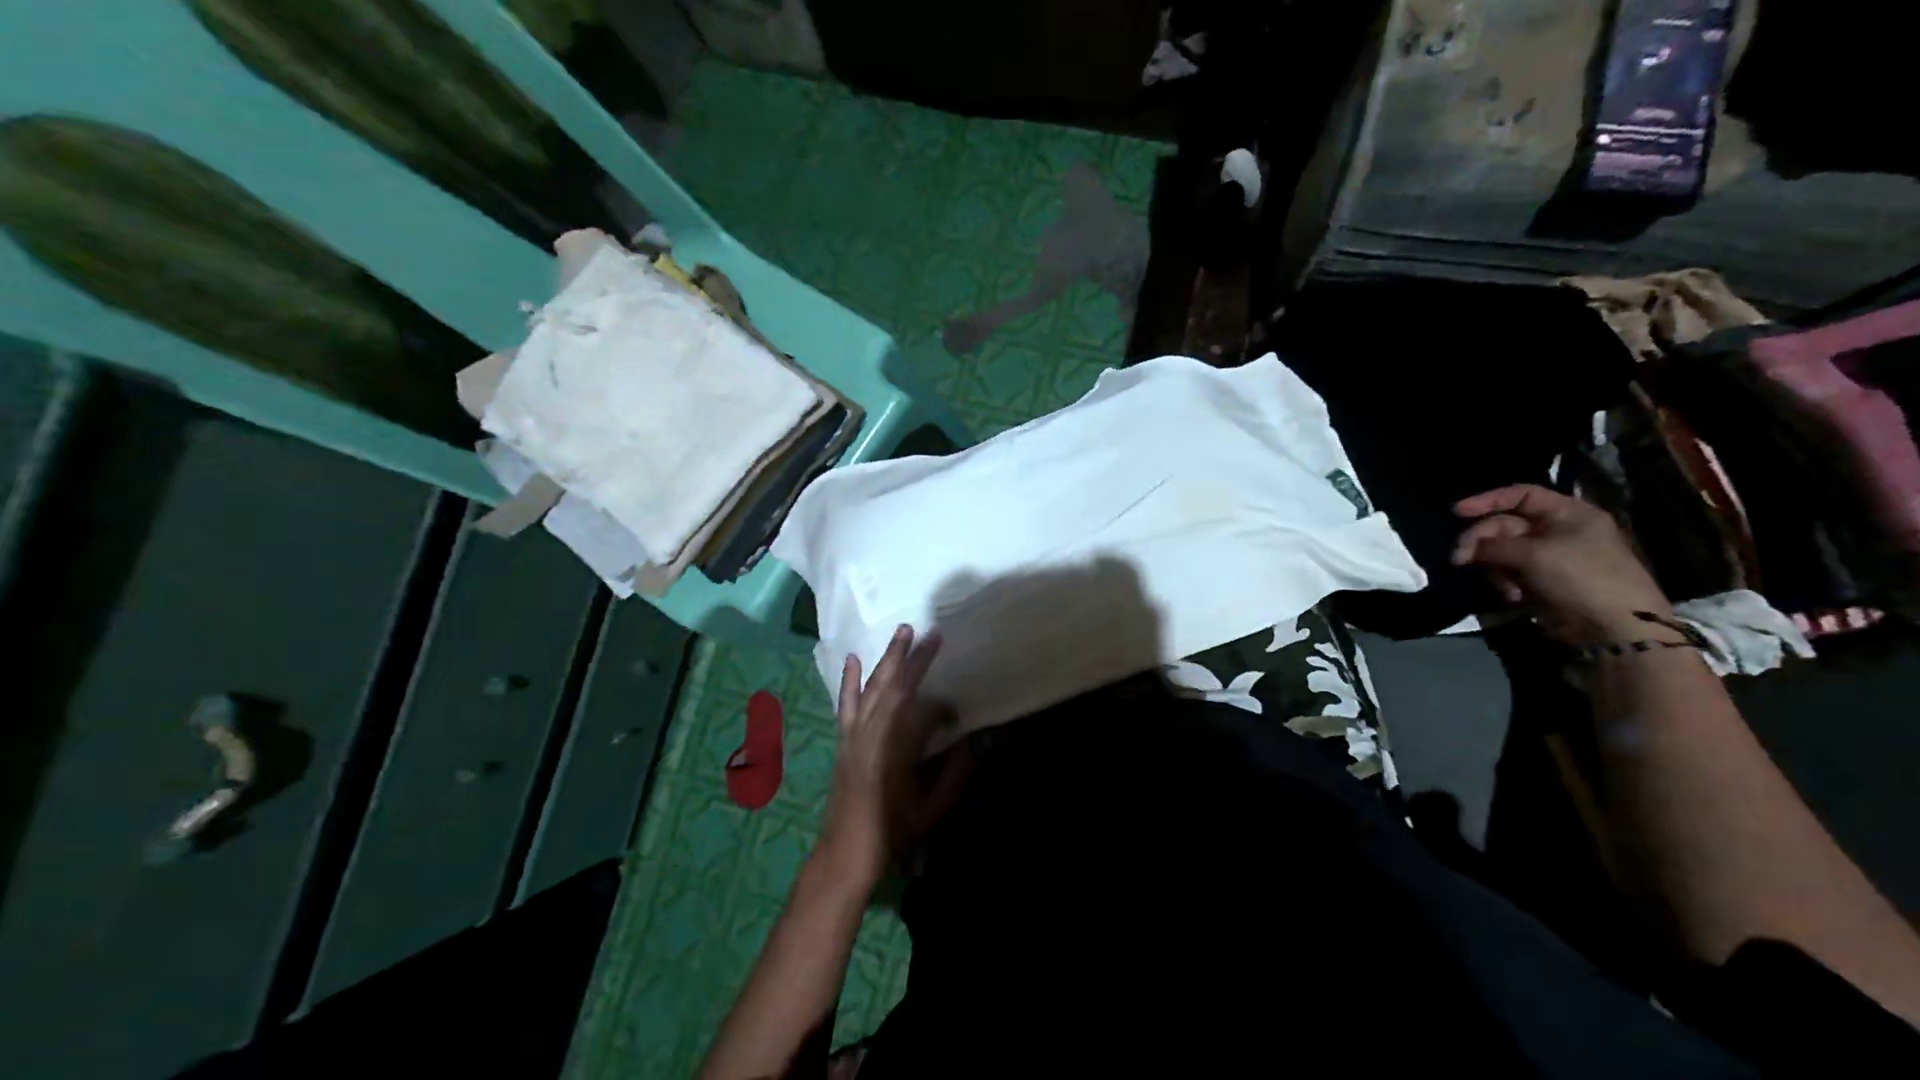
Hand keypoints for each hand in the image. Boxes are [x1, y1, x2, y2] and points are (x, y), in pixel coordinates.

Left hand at [816, 625, 971, 888]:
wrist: (845, 852)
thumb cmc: (892, 832)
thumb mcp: (931, 809)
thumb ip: (953, 775)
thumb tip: (971, 745)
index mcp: (898, 749)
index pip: (925, 712)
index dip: (943, 709)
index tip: (955, 714)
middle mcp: (874, 733)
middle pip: (897, 686)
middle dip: (915, 658)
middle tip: (931, 632)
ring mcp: (855, 733)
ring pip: (874, 687)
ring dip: (889, 658)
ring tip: (902, 631)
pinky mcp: (844, 738)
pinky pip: (847, 702)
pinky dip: (850, 679)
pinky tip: (854, 659)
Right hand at [1451, 485, 1676, 645]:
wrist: (1613, 625)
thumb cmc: (1580, 576)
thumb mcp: (1533, 554)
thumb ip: (1493, 545)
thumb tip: (1466, 550)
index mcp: (1567, 514)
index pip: (1521, 495)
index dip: (1487, 500)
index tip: (1457, 512)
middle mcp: (1558, 531)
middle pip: (1505, 526)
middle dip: (1480, 542)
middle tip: (1459, 559)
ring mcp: (1550, 557)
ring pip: (1503, 552)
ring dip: (1494, 568)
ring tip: (1502, 587)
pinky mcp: (1542, 580)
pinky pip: (1511, 573)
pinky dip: (1506, 583)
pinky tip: (1513, 596)